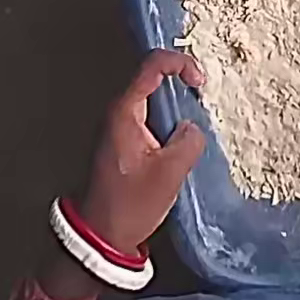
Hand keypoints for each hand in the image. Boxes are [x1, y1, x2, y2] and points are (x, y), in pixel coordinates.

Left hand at [78, 50, 207, 252]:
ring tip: (195, 115)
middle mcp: (118, 111)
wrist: (100, 235)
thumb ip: (188, 142)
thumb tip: (191, 127)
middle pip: (151, 74)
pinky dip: (168, 114)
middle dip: (180, 78)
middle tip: (200, 94)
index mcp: (125, 112)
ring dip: (175, 99)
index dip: (180, 63)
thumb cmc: (130, 205)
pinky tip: (181, 133)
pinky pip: (149, 112)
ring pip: (151, 95)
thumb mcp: (168, 174)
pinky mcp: (123, 137)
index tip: (199, 82)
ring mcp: (119, 124)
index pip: (152, 65)